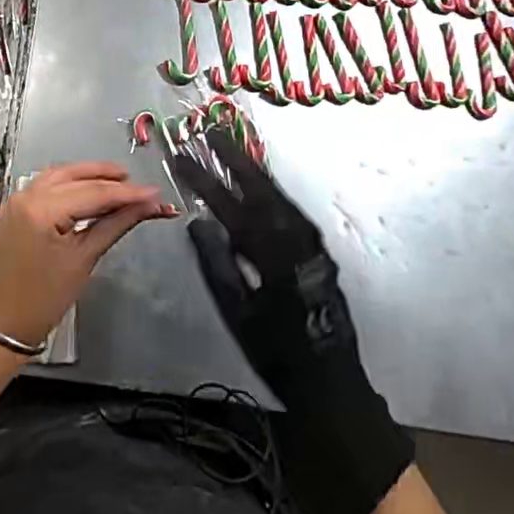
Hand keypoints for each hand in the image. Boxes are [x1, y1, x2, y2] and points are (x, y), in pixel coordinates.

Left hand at [0, 162, 176, 349]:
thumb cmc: (45, 298)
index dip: (128, 193)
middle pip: (76, 178)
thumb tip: (148, 206)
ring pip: (60, 175)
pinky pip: (47, 184)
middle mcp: (26, 196)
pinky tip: (90, 189)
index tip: (156, 194)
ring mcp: (17, 200)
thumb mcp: (84, 259)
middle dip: (110, 179)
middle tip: (141, 186)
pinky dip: (70, 183)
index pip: (94, 193)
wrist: (4, 323)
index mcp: (42, 210)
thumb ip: (116, 224)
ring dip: (89, 175)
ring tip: (120, 180)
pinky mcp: (15, 208)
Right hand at [172, 129, 413, 513]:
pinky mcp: (320, 250)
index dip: (203, 180)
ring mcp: (313, 243)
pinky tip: (257, 186)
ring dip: (252, 169)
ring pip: (278, 195)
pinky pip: (290, 209)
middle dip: (234, 156)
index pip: (230, 207)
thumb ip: (217, 263)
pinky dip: (270, 191)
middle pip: (261, 188)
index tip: (181, 156)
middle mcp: (297, 241)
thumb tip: (197, 221)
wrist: (332, 382)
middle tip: (210, 131)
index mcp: (272, 256)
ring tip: (229, 149)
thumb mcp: (237, 313)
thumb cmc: (277, 352)